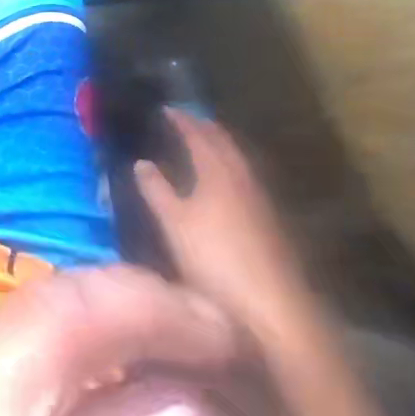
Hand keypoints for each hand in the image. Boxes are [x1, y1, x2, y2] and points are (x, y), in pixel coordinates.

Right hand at [133, 109, 312, 339]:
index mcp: (217, 170)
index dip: (182, 120)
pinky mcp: (270, 221)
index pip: (198, 134)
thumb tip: (141, 162)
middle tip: (189, 118)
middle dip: (205, 127)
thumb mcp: (174, 225)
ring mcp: (260, 199)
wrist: (273, 307)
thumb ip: (156, 190)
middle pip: (224, 142)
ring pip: (238, 159)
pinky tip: (228, 183)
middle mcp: (242, 176)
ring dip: (222, 146)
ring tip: (207, 143)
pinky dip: (232, 167)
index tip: (167, 108)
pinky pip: (247, 177)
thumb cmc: (215, 260)